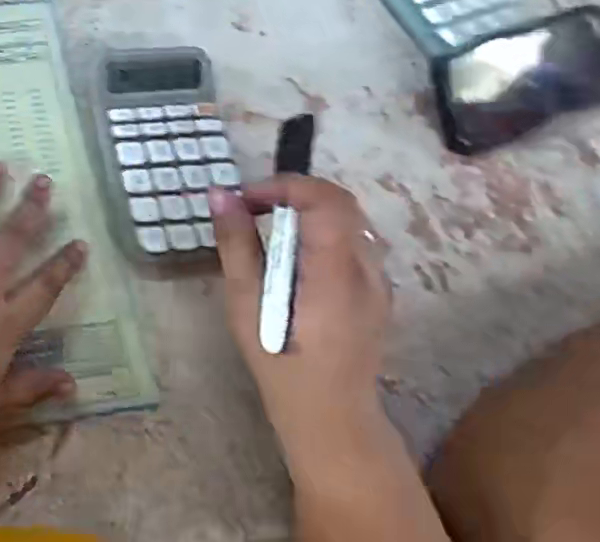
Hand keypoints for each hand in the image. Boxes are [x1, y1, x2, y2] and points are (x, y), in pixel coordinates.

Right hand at [210, 176, 390, 423]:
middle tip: (254, 208)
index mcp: (334, 273)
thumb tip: (221, 195)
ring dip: (306, 209)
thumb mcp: (245, 302)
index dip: (285, 185)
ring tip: (269, 229)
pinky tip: (293, 257)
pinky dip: (320, 229)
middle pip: (340, 202)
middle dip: (292, 192)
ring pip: (348, 218)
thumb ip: (236, 244)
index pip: (326, 201)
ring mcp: (378, 280)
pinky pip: (352, 239)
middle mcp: (366, 270)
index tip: (248, 199)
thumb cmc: (279, 358)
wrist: (331, 415)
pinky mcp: (377, 290)